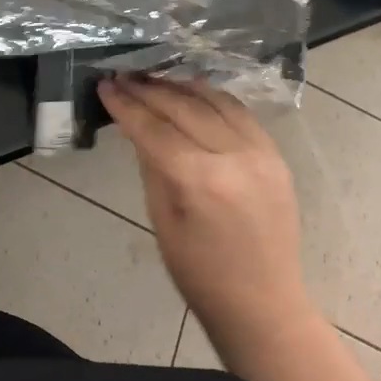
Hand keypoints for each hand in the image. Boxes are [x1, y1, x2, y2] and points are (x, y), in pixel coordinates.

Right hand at [98, 77, 309, 344]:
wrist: (264, 304)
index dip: (125, 105)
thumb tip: (136, 125)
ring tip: (152, 79)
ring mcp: (260, 152)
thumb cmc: (200, 274)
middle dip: (148, 90)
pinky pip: (240, 112)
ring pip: (214, 100)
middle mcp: (233, 156)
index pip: (153, 128)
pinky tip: (191, 93)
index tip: (104, 85)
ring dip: (180, 86)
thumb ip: (150, 165)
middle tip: (122, 76)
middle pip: (183, 106)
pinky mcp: (275, 155)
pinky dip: (212, 98)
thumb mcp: (162, 220)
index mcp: (199, 180)